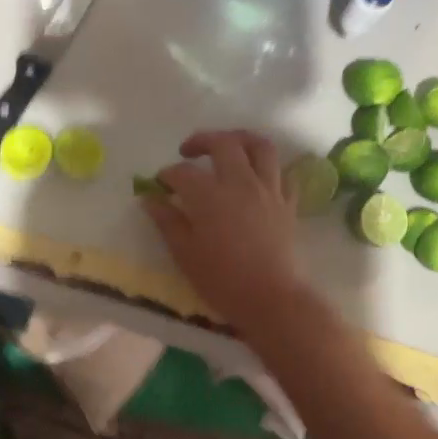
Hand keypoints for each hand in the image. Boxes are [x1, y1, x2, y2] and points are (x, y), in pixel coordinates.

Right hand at [143, 130, 309, 330]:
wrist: (272, 298)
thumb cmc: (221, 280)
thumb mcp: (184, 253)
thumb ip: (168, 221)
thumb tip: (150, 199)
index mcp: (209, 195)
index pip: (182, 173)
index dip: (167, 175)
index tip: (159, 184)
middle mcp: (240, 183)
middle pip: (223, 144)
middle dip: (201, 141)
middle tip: (187, 152)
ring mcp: (268, 190)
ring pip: (260, 147)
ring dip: (241, 139)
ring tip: (227, 146)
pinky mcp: (287, 203)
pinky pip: (281, 173)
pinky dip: (267, 168)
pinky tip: (256, 177)